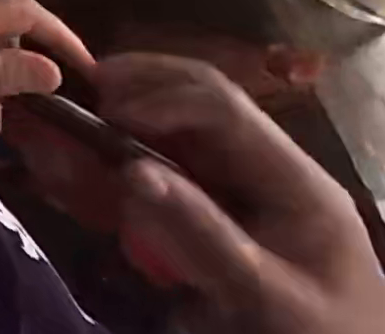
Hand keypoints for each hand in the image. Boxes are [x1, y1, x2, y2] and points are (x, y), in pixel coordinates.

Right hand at [97, 54, 384, 333]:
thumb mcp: (272, 303)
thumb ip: (206, 239)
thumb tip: (132, 171)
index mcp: (296, 179)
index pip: (223, 106)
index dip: (160, 97)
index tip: (108, 113)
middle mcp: (269, 161)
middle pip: (200, 91)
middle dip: (141, 80)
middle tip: (88, 86)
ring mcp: (245, 175)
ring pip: (181, 111)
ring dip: (134, 99)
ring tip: (91, 102)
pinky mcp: (222, 193)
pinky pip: (171, 146)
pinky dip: (134, 134)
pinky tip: (108, 138)